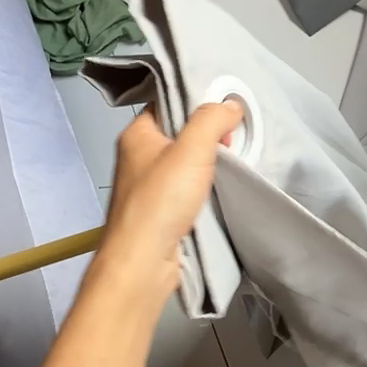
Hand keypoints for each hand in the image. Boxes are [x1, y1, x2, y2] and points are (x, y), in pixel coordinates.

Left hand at [88, 101, 242, 312]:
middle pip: (179, 134)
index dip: (196, 103)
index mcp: (136, 134)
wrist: (142, 263)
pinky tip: (217, 191)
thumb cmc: (161, 201)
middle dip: (208, 136)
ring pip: (183, 164)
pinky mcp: (157, 212)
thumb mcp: (192, 149)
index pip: (167, 104)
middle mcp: (136, 157)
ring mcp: (146, 187)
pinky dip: (202, 188)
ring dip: (207, 165)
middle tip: (231, 142)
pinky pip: (183, 189)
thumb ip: (212, 120)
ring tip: (230, 165)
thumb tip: (230, 104)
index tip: (224, 112)